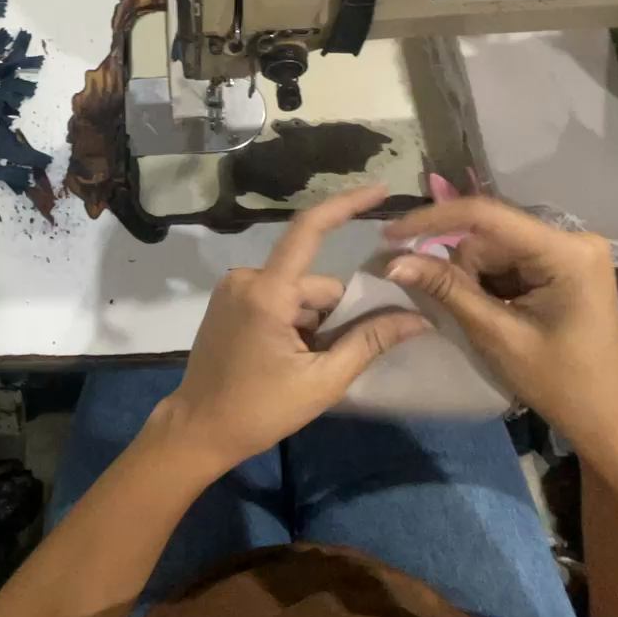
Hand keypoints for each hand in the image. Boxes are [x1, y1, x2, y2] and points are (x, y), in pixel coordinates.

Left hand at [158, 185, 430, 474]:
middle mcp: (247, 279)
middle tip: (334, 362)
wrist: (199, 427)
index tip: (380, 189)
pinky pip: (276, 299)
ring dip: (313, 324)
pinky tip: (289, 358)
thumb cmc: (259, 409)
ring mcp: (233, 289)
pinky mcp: (227, 302)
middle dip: (335, 317)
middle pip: (314, 284)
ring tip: (306, 368)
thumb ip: (369, 342)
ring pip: (297, 294)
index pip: (309, 230)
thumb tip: (418, 317)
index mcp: (267, 292)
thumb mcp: (322, 380)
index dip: (346, 205)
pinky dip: (293, 322)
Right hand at [381, 197, 617, 471]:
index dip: (432, 220)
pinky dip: (491, 284)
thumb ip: (446, 290)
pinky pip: (506, 259)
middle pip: (487, 235)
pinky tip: (503, 313)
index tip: (389, 235)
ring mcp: (569, 250)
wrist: (606, 418)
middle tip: (470, 314)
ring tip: (492, 320)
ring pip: (491, 247)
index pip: (485, 215)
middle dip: (463, 270)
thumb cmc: (559, 382)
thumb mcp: (495, 334)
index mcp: (566, 251)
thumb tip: (392, 261)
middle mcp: (572, 238)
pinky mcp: (563, 263)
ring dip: (476, 280)